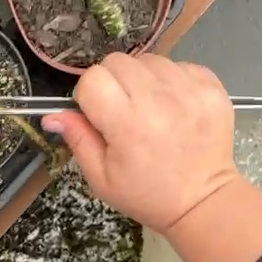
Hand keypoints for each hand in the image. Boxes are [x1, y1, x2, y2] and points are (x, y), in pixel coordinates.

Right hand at [43, 54, 242, 233]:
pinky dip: (171, 82)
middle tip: (124, 114)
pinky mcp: (210, 85)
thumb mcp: (101, 178)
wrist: (201, 200)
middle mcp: (158, 99)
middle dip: (113, 83)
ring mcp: (188, 89)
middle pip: (117, 62)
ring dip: (143, 80)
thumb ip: (78, 140)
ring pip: (148, 60)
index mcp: (127, 124)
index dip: (89, 96)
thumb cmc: (146, 194)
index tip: (99, 116)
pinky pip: (178, 65)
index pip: (92, 79)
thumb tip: (52, 114)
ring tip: (151, 112)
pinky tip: (174, 109)